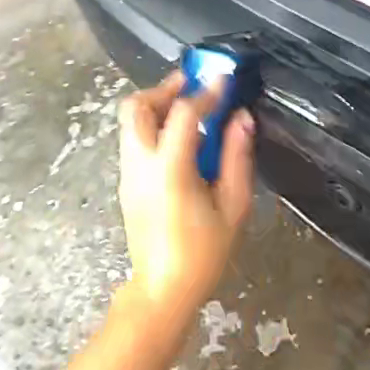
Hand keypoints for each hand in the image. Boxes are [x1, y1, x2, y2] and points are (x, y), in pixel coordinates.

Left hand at [116, 71, 255, 322]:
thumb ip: (237, 157)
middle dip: (165, 88)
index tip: (224, 77)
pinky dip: (154, 126)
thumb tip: (242, 118)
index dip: (204, 92)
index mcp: (169, 170)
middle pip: (136, 107)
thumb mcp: (233, 206)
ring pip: (130, 122)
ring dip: (157, 106)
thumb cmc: (203, 253)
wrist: (162, 291)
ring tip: (191, 108)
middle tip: (194, 84)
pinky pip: (135, 140)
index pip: (182, 114)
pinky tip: (183, 140)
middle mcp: (140, 166)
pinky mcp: (127, 184)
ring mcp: (128, 175)